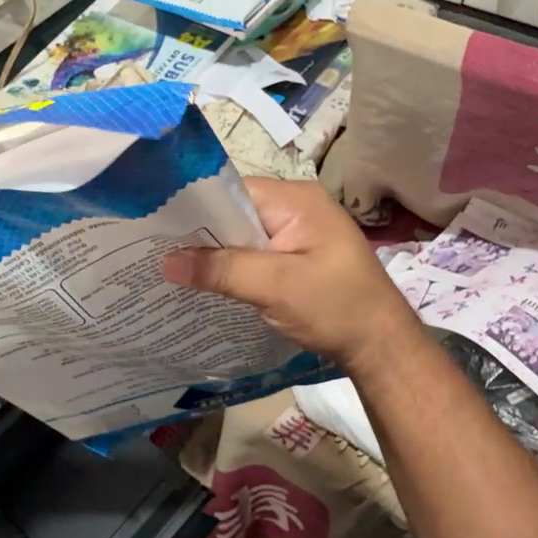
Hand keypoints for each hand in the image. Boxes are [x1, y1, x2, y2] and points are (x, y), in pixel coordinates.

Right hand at [161, 178, 420, 368]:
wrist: (381, 345)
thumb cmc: (335, 308)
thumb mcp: (276, 287)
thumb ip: (222, 269)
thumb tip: (165, 261)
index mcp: (295, 199)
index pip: (230, 191)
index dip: (193, 208)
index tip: (155, 229)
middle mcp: (295, 206)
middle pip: (233, 211)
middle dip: (199, 233)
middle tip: (155, 252)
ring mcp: (297, 232)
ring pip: (241, 234)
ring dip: (214, 252)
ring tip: (172, 267)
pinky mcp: (296, 256)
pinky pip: (254, 252)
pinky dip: (232, 265)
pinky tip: (207, 282)